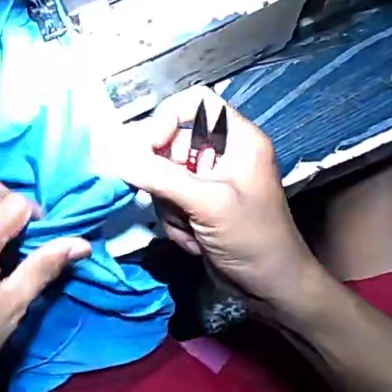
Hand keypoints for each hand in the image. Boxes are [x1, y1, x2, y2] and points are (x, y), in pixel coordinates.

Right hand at [111, 88, 328, 308]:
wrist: (270, 288)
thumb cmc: (254, 239)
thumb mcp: (209, 204)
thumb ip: (163, 178)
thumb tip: (121, 159)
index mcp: (239, 139)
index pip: (196, 103)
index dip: (169, 118)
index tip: (152, 146)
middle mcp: (223, 153)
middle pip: (171, 142)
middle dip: (166, 178)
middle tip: (174, 202)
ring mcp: (208, 180)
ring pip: (163, 175)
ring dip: (170, 207)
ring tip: (193, 228)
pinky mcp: (198, 204)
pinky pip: (167, 199)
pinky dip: (174, 221)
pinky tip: (195, 240)